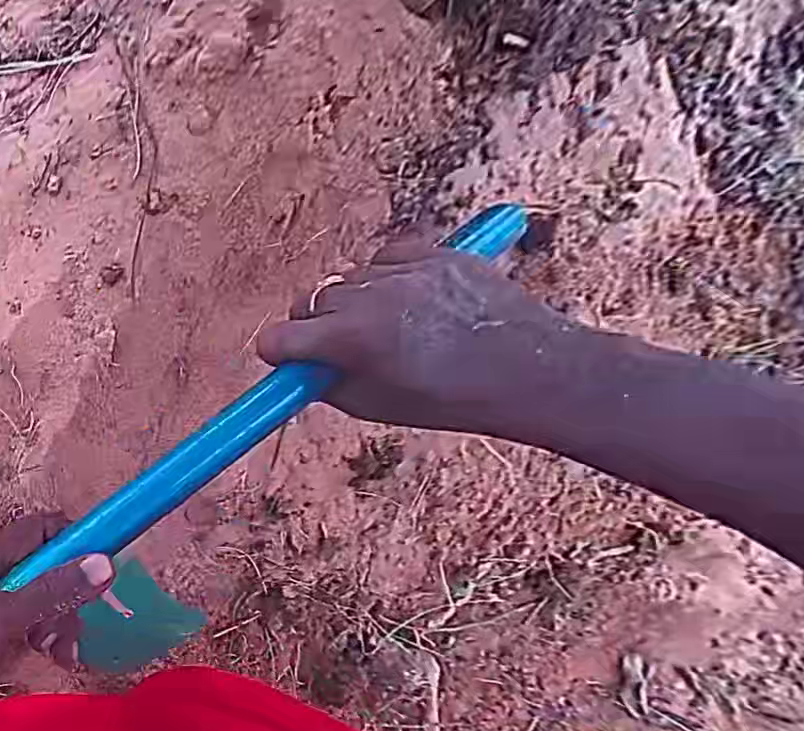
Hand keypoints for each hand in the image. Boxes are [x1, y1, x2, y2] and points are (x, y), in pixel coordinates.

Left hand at [0, 514, 115, 705]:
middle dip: (67, 598)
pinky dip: (48, 635)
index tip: (99, 573)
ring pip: (47, 595)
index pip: (45, 527)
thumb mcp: (5, 617)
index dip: (76, 543)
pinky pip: (35, 617)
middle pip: (52, 565)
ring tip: (58, 653)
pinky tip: (54, 657)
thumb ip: (54, 590)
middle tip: (68, 632)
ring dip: (60, 623)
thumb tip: (105, 562)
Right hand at [255, 238, 588, 434]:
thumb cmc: (443, 398)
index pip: (279, 337)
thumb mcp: (367, 404)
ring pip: (346, 279)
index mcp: (348, 339)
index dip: (277, 352)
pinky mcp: (436, 254)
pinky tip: (400, 299)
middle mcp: (369, 298)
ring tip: (378, 325)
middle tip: (332, 347)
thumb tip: (301, 366)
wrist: (527, 372)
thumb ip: (324, 381)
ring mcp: (403, 272)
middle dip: (312, 326)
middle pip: (310, 302)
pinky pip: (385, 256)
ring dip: (349, 302)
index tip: (284, 361)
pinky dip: (382, 275)